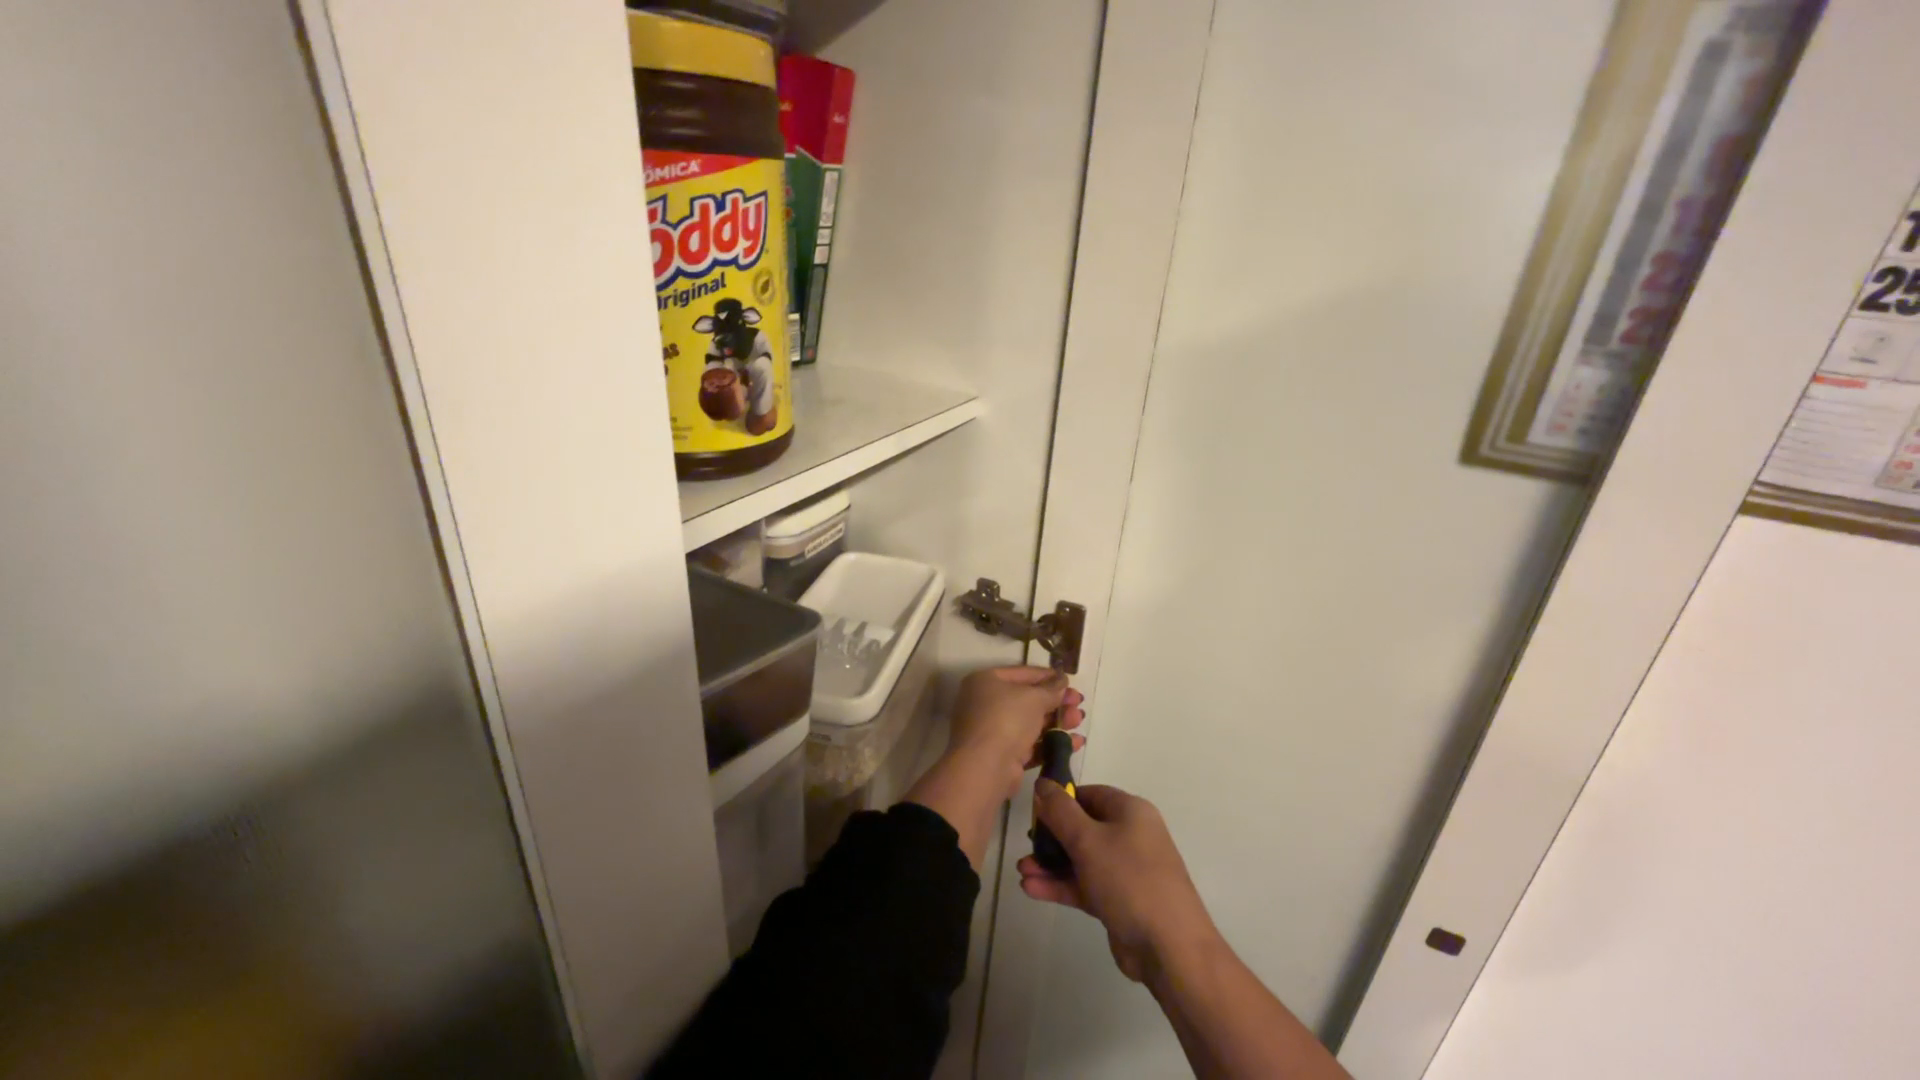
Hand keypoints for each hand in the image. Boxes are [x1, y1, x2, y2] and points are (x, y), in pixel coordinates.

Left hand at [947, 666, 1084, 796]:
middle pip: (1028, 700)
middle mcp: (986, 704)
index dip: (1048, 676)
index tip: (1070, 680)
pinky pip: (1031, 744)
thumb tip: (1062, 680)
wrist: (986, 766)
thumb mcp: (1034, 698)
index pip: (1022, 674)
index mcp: (986, 682)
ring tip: (1079, 720)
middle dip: (1056, 702)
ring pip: (1031, 723)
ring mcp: (993, 731)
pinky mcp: (1003, 756)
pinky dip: (1052, 742)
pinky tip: (1076, 742)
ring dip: (1058, 721)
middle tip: (1079, 703)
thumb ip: (1051, 689)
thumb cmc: (1006, 719)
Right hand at [1019, 782, 1218, 983]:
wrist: (1168, 946)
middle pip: (1083, 827)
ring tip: (1022, 871)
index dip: (1061, 800)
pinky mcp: (1118, 900)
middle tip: (1025, 845)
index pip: (1090, 794)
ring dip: (1051, 864)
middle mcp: (1130, 836)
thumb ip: (1060, 811)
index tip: (1033, 811)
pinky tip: (1031, 889)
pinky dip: (1060, 885)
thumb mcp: (1088, 840)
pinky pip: (1084, 885)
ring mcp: (1125, 870)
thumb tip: (1043, 783)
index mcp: (1130, 812)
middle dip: (1051, 837)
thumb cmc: (1128, 879)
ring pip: (1081, 859)